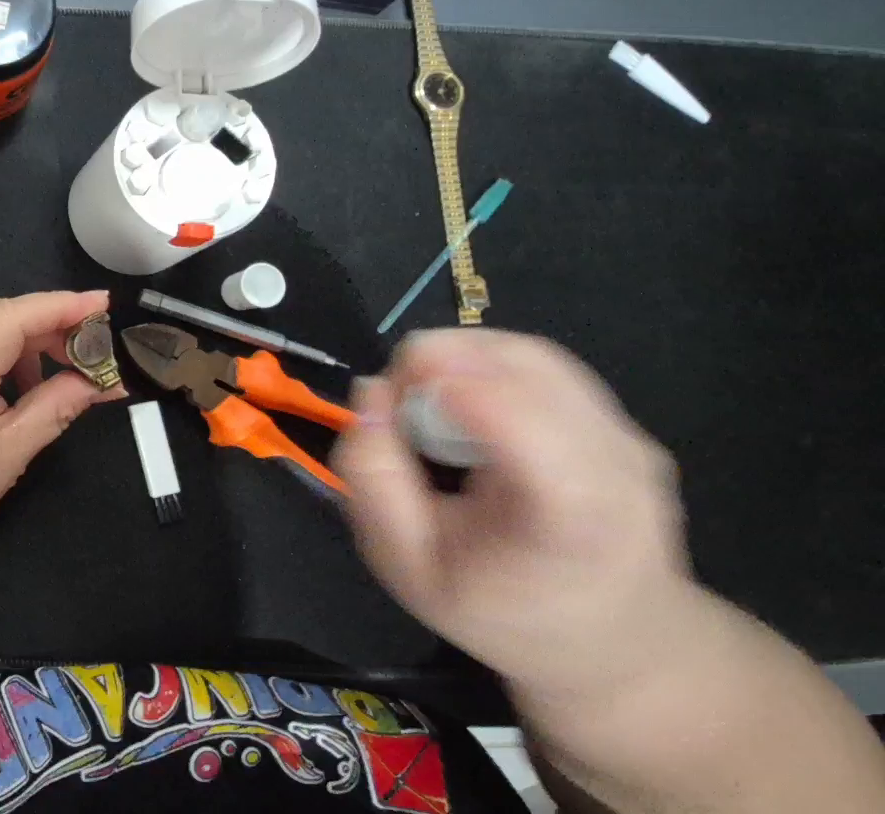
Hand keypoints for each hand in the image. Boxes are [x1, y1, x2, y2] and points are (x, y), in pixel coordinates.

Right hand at [335, 329, 701, 702]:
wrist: (612, 646)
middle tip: (397, 400)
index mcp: (569, 514)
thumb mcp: (405, 565)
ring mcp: (629, 440)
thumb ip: (373, 480)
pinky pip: (548, 368)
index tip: (389, 393)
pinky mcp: (625, 427)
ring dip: (463, 359)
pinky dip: (491, 370)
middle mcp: (616, 463)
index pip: (518, 413)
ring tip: (428, 404)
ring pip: (533, 354)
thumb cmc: (496, 610)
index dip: (444, 379)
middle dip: (441, 360)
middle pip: (522, 365)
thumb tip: (371, 391)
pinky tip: (469, 410)